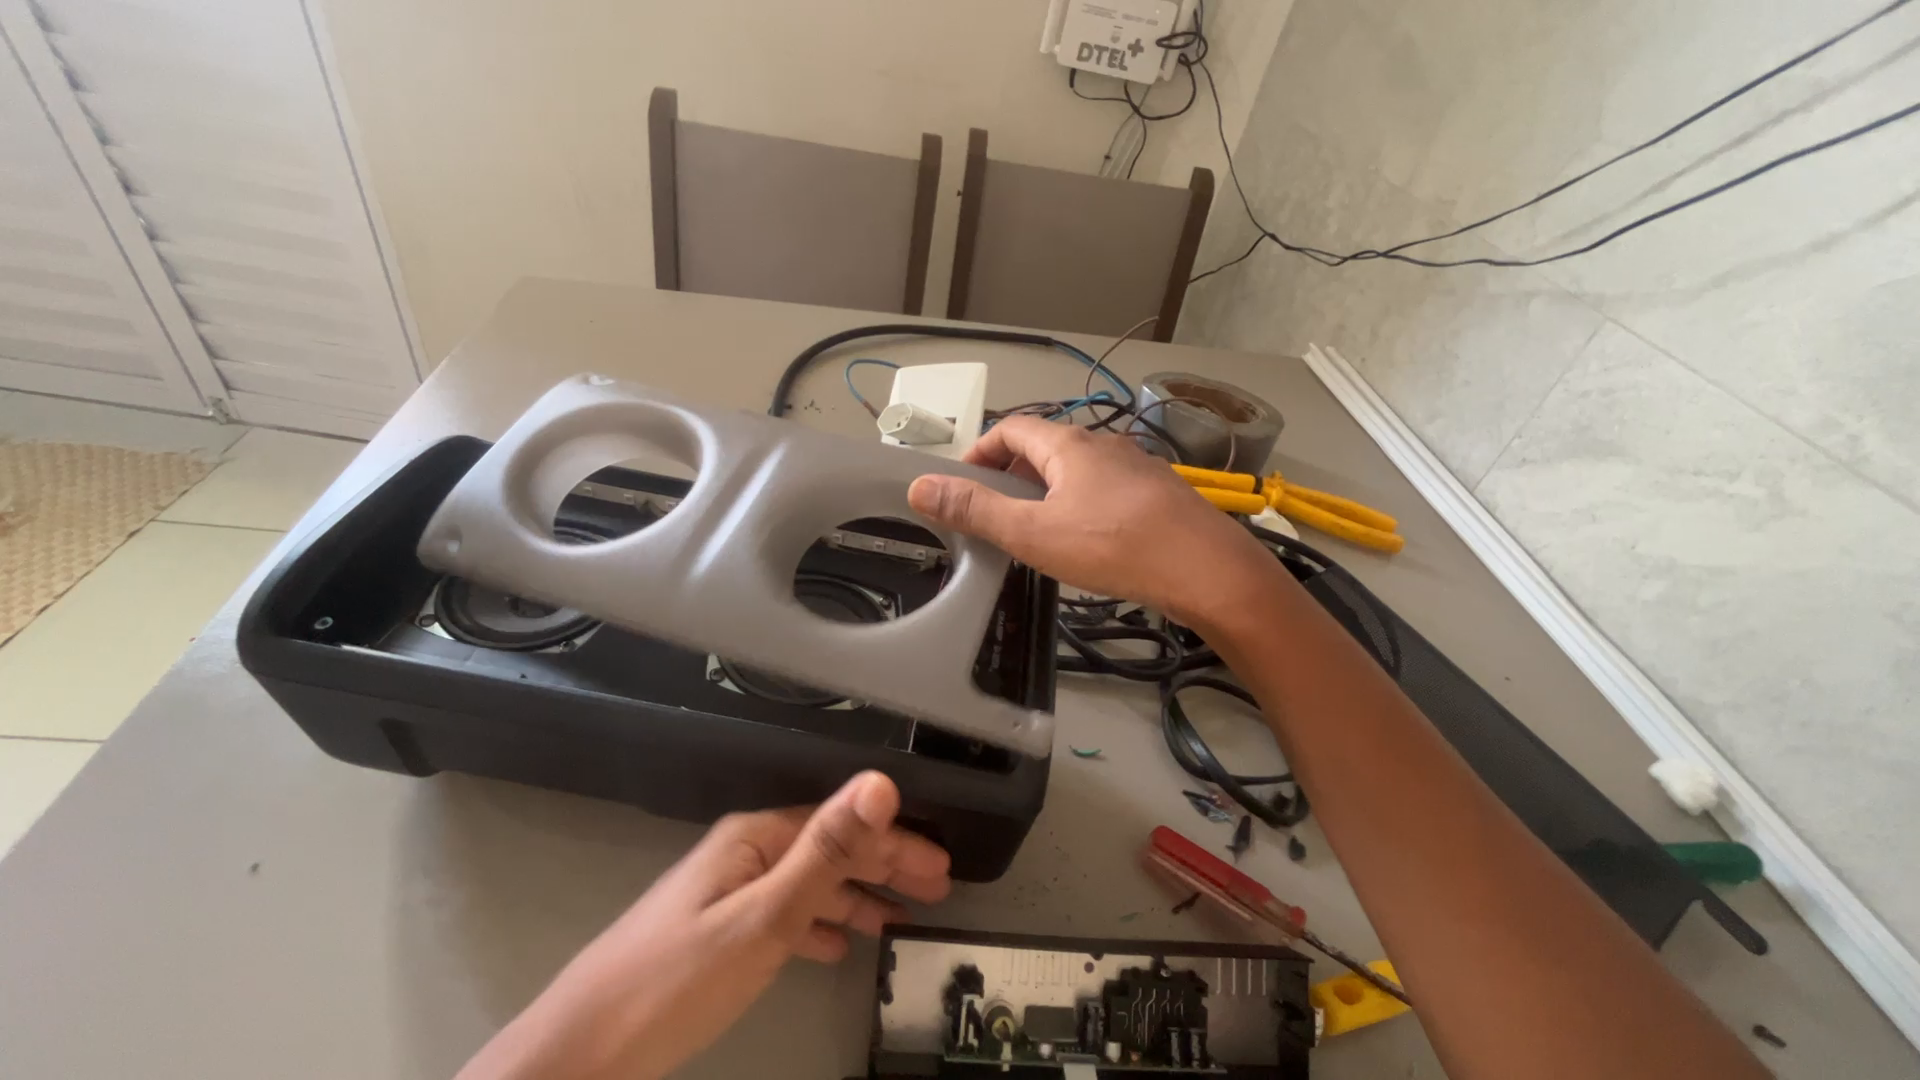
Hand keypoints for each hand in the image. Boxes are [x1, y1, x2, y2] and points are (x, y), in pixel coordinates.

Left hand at [456, 772, 949, 1079]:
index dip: (895, 843)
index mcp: (756, 840)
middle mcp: (744, 857)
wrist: (580, 1054)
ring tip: (903, 919)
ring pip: (810, 887)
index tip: (943, 866)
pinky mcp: (718, 937)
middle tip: (939, 888)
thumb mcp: (763, 916)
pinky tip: (840, 948)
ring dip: (859, 898)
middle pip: (828, 851)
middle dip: (884, 866)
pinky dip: (821, 928)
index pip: (841, 826)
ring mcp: (728, 897)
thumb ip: (827, 851)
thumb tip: (880, 783)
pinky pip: (786, 920)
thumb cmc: (677, 981)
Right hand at [907, 416, 1277, 630]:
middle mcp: (1104, 444)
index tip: (962, 485)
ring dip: (1048, 491)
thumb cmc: (1114, 546)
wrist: (1208, 570)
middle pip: (1045, 446)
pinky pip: (1106, 489)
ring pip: (1078, 469)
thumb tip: (920, 487)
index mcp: (1069, 445)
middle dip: (1012, 474)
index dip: (979, 451)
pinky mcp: (1159, 494)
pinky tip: (1087, 541)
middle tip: (995, 514)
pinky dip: (1081, 504)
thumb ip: (977, 511)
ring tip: (1036, 530)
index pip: (1011, 428)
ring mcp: (1137, 467)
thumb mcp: (1034, 533)